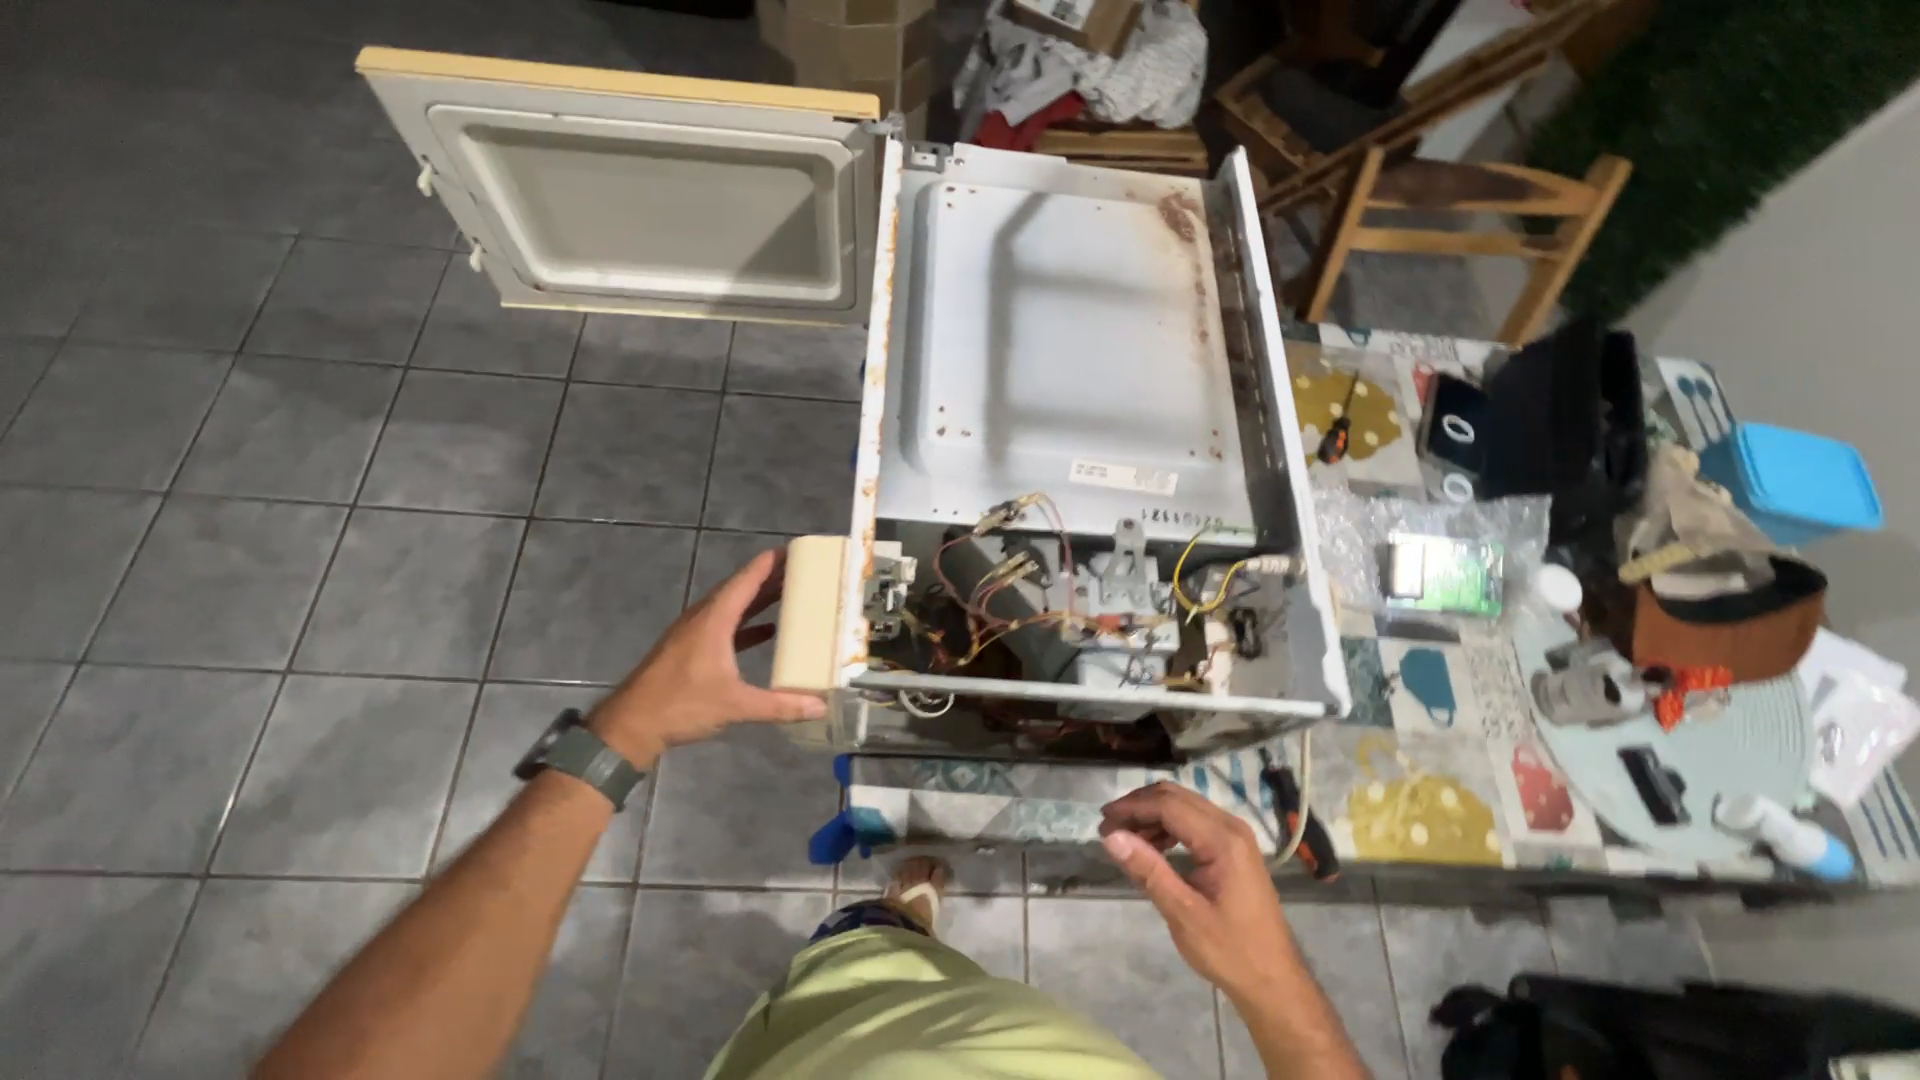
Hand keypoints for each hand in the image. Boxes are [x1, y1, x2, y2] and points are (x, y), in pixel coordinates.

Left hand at [588, 550, 825, 767]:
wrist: (631, 725)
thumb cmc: (681, 705)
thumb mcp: (735, 706)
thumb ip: (779, 706)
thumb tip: (820, 706)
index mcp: (713, 621)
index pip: (745, 581)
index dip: (769, 564)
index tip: (794, 550)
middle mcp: (703, 619)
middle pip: (740, 589)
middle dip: (769, 577)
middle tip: (801, 568)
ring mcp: (694, 634)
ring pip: (731, 607)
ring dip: (758, 598)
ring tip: (789, 591)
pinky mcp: (690, 650)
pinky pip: (725, 626)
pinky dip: (746, 624)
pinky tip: (767, 630)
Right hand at [1099, 782, 1296, 1002]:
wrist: (1273, 979)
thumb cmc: (1229, 950)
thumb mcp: (1183, 914)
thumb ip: (1148, 870)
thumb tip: (1111, 837)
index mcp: (1222, 840)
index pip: (1168, 805)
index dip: (1131, 808)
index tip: (1101, 823)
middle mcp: (1231, 826)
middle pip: (1175, 797)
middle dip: (1138, 807)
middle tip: (1108, 829)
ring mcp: (1235, 835)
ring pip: (1184, 805)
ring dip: (1151, 815)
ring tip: (1125, 840)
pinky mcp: (1234, 846)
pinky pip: (1194, 820)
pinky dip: (1168, 826)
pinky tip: (1152, 848)